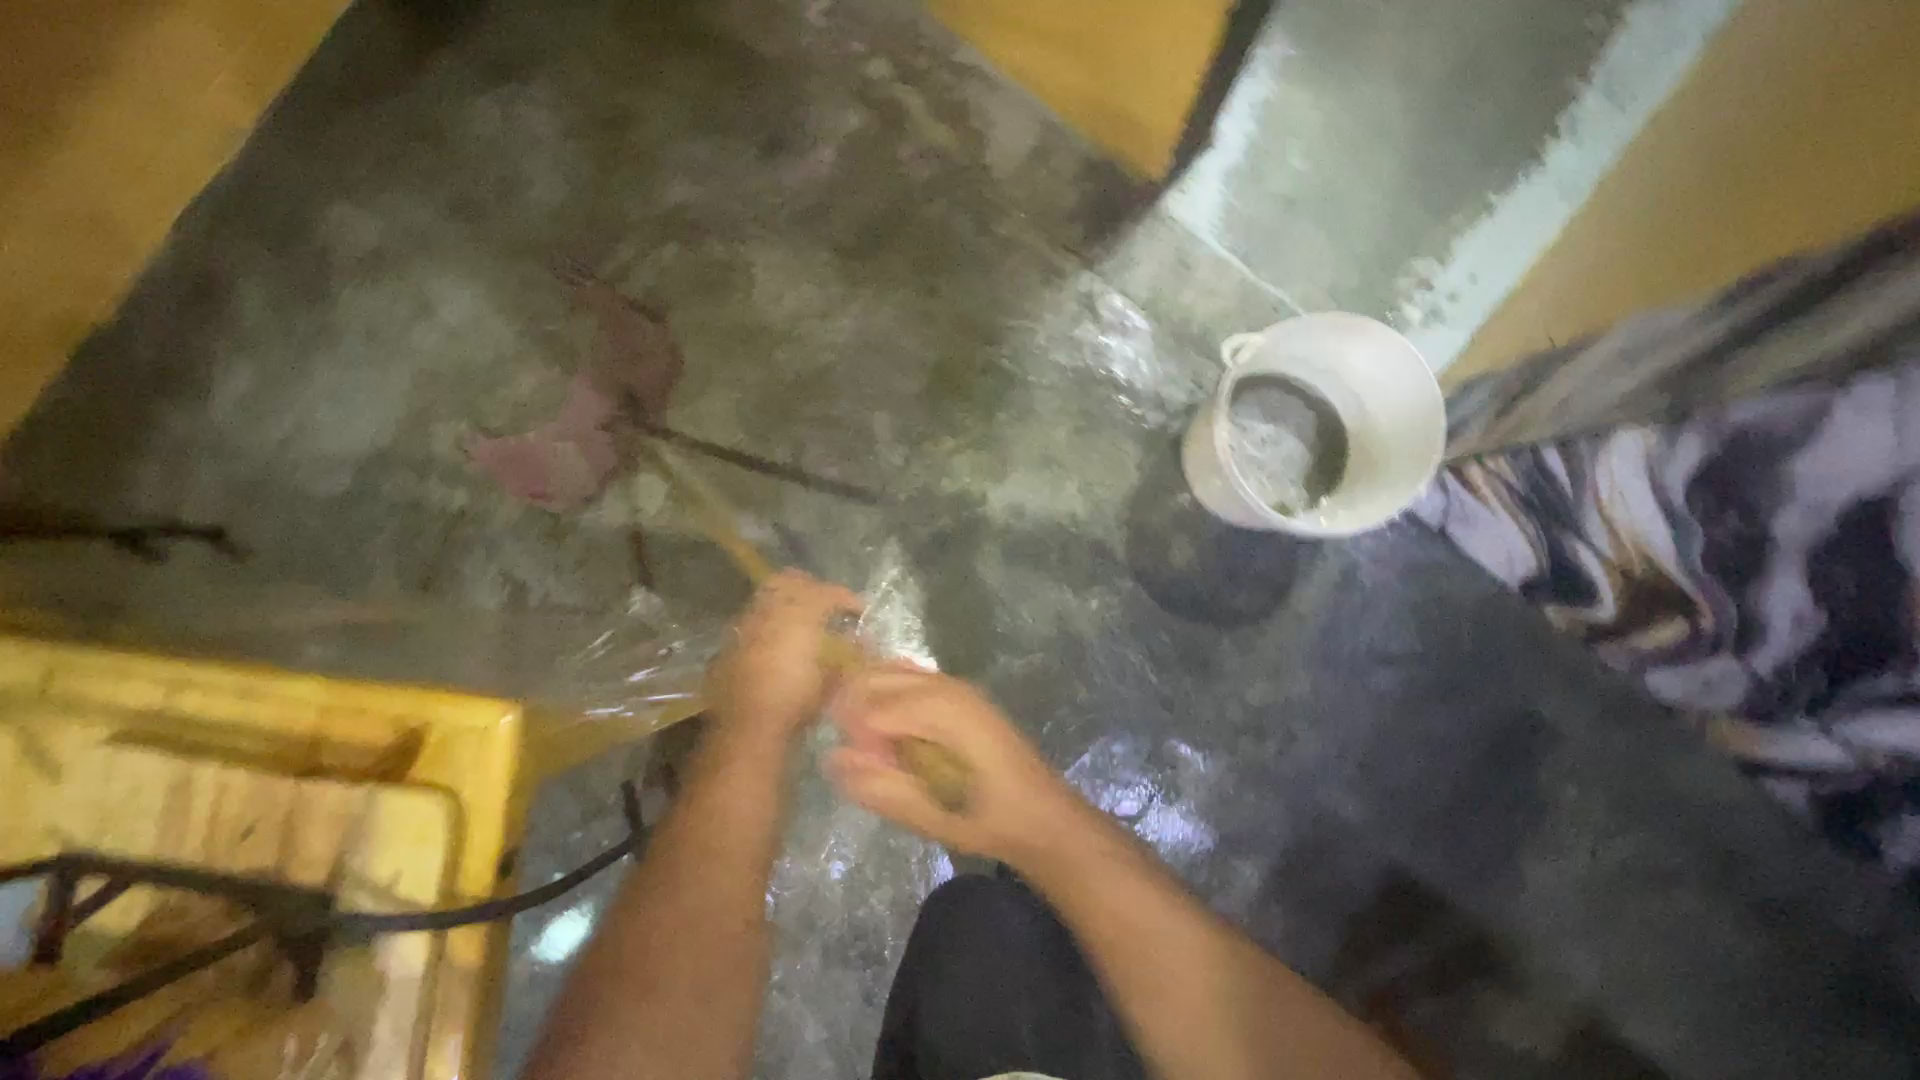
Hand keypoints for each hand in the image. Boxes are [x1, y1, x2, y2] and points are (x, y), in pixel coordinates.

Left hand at [705, 570, 862, 739]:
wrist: (746, 726)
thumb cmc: (796, 701)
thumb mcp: (832, 680)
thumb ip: (849, 655)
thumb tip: (862, 642)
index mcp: (800, 614)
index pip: (828, 592)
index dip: (847, 598)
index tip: (859, 610)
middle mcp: (770, 610)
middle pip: (790, 579)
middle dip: (810, 587)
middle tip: (825, 604)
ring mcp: (745, 623)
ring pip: (766, 597)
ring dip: (786, 602)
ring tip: (800, 622)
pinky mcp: (728, 642)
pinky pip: (751, 620)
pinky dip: (767, 623)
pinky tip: (775, 643)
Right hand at [826, 665, 1086, 865]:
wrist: (1044, 817)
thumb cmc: (990, 822)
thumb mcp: (932, 817)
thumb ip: (881, 787)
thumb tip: (832, 760)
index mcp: (944, 711)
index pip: (869, 707)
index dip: (856, 740)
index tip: (863, 771)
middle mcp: (948, 685)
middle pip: (874, 677)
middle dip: (854, 713)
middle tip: (862, 760)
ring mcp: (955, 685)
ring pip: (888, 673)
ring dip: (869, 703)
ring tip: (875, 750)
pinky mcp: (958, 694)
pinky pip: (906, 680)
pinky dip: (887, 700)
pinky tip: (894, 738)